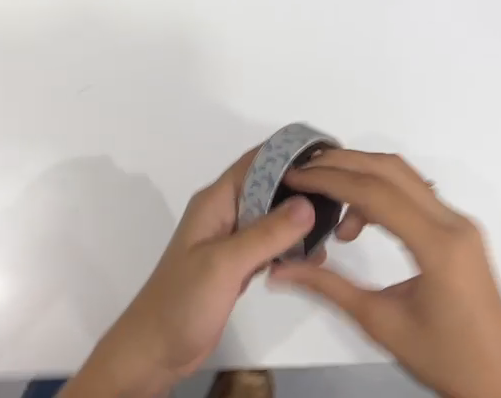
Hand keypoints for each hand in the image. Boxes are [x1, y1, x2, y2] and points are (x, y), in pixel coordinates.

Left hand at [66, 149, 318, 397]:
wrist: (158, 345)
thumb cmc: (184, 298)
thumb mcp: (225, 264)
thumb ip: (265, 234)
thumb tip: (308, 202)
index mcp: (215, 201)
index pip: (254, 164)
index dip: (287, 155)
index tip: (326, 155)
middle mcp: (223, 213)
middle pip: (266, 188)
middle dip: (299, 188)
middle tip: (342, 195)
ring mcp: (229, 240)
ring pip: (269, 218)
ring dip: (298, 220)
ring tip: (337, 225)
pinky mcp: (235, 265)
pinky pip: (268, 245)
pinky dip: (289, 247)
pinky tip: (313, 256)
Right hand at [269, 151, 500, 397]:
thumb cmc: (446, 358)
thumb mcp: (379, 323)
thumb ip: (328, 286)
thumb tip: (279, 268)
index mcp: (437, 245)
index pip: (373, 191)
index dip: (328, 178)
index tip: (293, 178)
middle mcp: (453, 223)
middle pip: (389, 169)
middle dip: (340, 163)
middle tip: (303, 174)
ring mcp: (460, 224)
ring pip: (402, 174)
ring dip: (360, 175)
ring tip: (326, 199)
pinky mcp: (459, 231)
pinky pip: (413, 192)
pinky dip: (379, 192)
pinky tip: (357, 222)